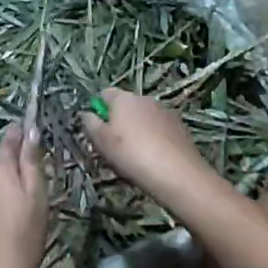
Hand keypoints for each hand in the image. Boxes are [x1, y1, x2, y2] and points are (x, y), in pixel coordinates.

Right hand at [80, 87, 211, 203]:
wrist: (178, 174)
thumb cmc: (132, 154)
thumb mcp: (102, 141)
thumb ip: (90, 123)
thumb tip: (86, 113)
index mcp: (124, 98)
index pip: (104, 93)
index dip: (98, 109)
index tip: (97, 130)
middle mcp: (145, 99)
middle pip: (125, 105)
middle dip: (118, 121)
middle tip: (113, 146)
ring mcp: (165, 112)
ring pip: (143, 117)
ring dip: (137, 130)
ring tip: (135, 156)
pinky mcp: (180, 127)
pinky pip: (159, 129)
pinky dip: (154, 138)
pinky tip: (154, 158)